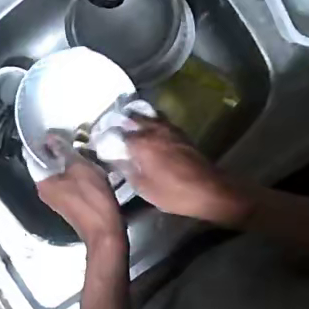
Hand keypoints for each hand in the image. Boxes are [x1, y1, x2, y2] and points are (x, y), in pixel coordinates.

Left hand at [35, 132, 125, 249]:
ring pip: (61, 172)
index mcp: (42, 182)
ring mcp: (57, 198)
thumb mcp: (80, 167)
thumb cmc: (92, 198)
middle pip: (48, 163)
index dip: (45, 141)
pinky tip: (91, 166)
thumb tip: (50, 137)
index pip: (35, 155)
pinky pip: (70, 181)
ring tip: (86, 150)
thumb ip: (64, 151)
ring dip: (72, 161)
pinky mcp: (70, 202)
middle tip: (76, 137)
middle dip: (61, 150)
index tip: (58, 130)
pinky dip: (78, 173)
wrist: (105, 230)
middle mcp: (44, 191)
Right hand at [119, 117, 250, 225]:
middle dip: (120, 121)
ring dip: (136, 118)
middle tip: (112, 130)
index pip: (117, 132)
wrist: (209, 190)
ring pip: (147, 115)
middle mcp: (153, 129)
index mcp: (141, 143)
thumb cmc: (173, 193)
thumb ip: (126, 169)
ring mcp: (169, 129)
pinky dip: (151, 122)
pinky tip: (149, 132)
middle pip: (132, 117)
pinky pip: (160, 121)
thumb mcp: (143, 187)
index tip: (100, 140)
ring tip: (128, 127)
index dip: (107, 135)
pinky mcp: (180, 133)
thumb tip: (115, 158)